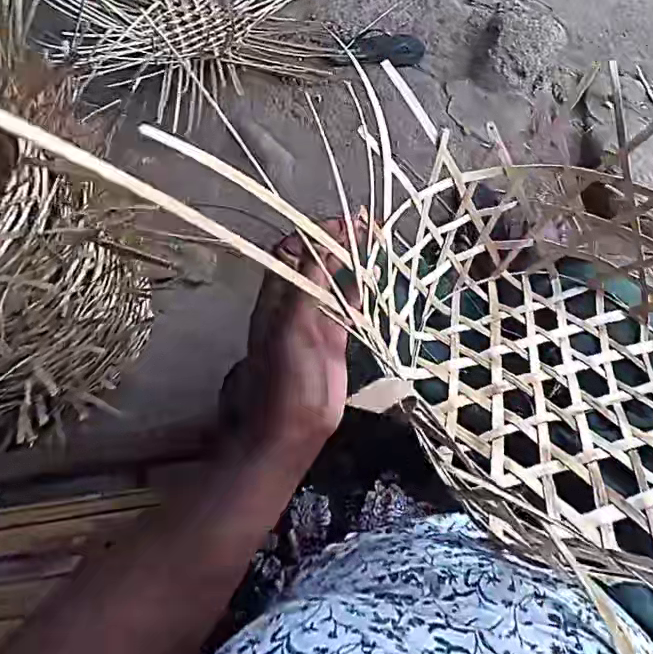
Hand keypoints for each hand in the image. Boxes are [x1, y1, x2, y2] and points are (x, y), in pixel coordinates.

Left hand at [225, 221, 353, 455]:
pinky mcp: (334, 338)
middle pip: (315, 261)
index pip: (293, 252)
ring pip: (333, 280)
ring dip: (351, 260)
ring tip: (375, 240)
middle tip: (367, 224)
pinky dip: (360, 288)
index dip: (315, 233)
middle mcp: (295, 304)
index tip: (344, 223)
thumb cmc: (285, 379)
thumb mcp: (291, 329)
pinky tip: (375, 277)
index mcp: (277, 298)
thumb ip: (306, 289)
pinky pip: (347, 305)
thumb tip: (321, 247)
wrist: (293, 430)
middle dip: (337, 240)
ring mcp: (315, 320)